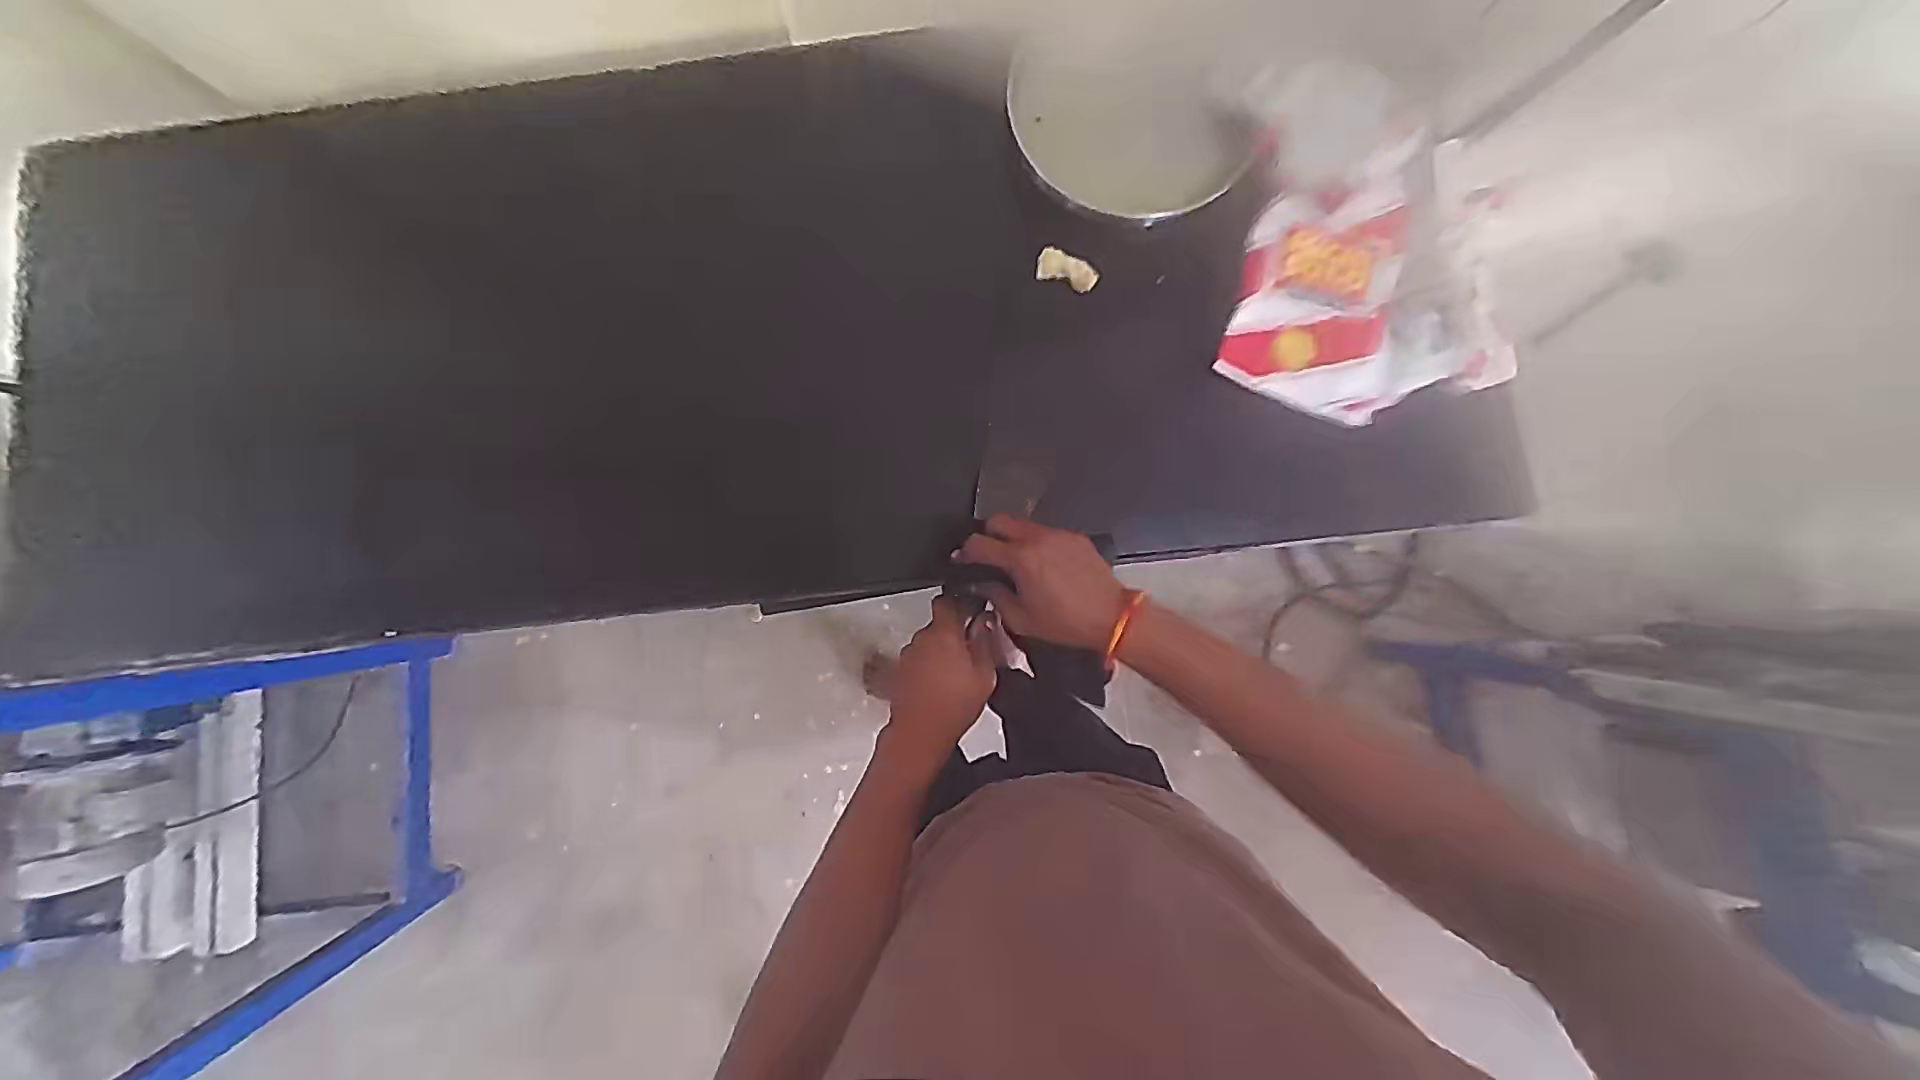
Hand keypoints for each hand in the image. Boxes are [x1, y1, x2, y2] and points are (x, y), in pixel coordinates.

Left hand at [879, 596, 996, 769]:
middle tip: (968, 650)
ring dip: (938, 651)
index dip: (958, 603)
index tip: (969, 610)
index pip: (946, 601)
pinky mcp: (899, 672)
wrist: (921, 732)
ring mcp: (908, 656)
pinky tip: (939, 684)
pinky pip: (917, 661)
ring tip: (955, 674)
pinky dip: (926, 667)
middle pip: (938, 625)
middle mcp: (922, 640)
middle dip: (952, 633)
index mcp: (944, 634)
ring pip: (927, 643)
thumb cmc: (952, 706)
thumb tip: (985, 624)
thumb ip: (985, 643)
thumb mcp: (985, 675)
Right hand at [954, 515, 1126, 650]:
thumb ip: (995, 596)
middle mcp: (1039, 540)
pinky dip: (1038, 543)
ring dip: (1013, 539)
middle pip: (998, 521)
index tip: (962, 559)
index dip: (964, 552)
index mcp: (1022, 560)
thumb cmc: (1071, 622)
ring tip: (1017, 564)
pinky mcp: (1075, 538)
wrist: (1111, 618)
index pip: (979, 543)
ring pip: (1023, 524)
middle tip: (987, 556)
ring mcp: (1058, 536)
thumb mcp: (1022, 619)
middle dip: (987, 536)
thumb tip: (983, 586)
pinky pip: (1047, 532)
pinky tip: (1043, 565)